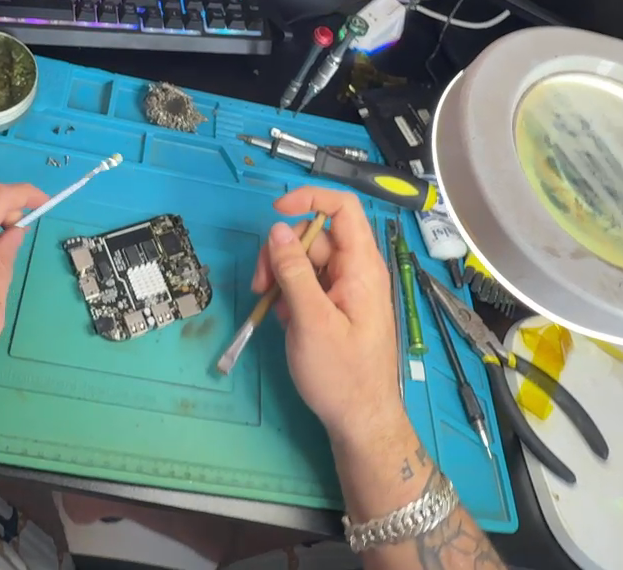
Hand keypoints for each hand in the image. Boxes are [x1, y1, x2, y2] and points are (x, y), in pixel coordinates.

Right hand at [249, 187, 404, 435]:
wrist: (361, 423)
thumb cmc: (342, 375)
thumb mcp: (312, 321)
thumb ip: (294, 272)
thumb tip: (279, 229)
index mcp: (362, 266)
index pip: (343, 208)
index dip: (310, 198)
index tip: (277, 212)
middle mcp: (356, 270)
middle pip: (315, 236)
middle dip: (282, 251)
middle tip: (260, 284)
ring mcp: (346, 288)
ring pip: (306, 259)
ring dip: (280, 274)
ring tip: (268, 305)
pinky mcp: (335, 305)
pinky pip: (307, 282)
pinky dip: (289, 293)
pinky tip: (283, 318)